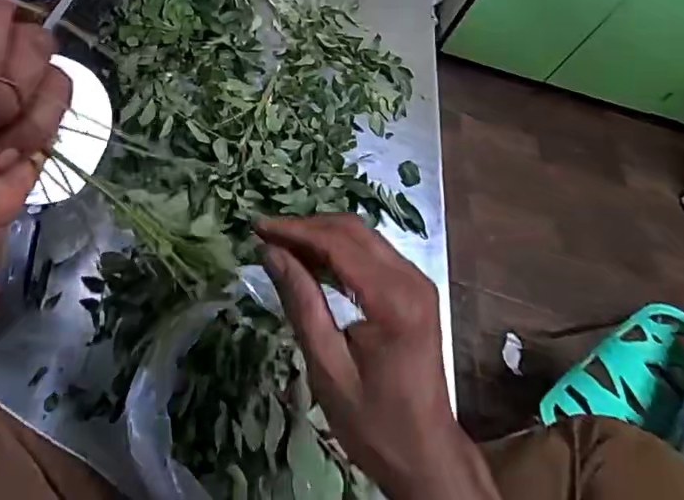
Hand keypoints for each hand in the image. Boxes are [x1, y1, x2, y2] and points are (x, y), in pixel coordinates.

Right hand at [257, 215, 497, 499]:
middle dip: (306, 227)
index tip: (258, 227)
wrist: (426, 455)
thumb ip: (301, 303)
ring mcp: (417, 280)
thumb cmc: (374, 423)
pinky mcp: (415, 287)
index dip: (295, 230)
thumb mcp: (327, 368)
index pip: (338, 243)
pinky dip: (339, 249)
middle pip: (352, 230)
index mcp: (394, 299)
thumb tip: (271, 253)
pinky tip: (311, 260)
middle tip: (265, 235)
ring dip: (321, 234)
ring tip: (281, 244)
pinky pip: (372, 252)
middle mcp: (411, 278)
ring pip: (363, 236)